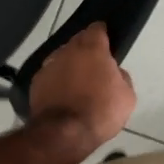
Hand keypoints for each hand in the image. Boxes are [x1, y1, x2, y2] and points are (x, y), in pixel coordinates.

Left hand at [28, 23, 135, 149]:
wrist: (64, 134)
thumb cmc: (101, 111)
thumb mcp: (127, 96)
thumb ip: (122, 77)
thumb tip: (114, 73)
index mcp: (92, 49)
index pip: (97, 29)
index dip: (103, 33)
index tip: (107, 42)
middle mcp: (68, 51)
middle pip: (78, 41)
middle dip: (86, 49)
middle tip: (95, 65)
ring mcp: (49, 66)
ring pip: (62, 58)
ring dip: (70, 65)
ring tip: (78, 83)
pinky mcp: (36, 83)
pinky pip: (51, 76)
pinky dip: (57, 81)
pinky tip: (63, 95)